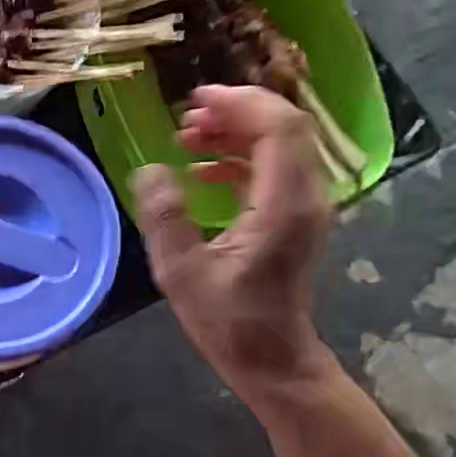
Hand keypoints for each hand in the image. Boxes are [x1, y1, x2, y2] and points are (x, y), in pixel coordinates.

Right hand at [133, 85, 332, 392]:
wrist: (270, 356)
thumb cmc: (225, 319)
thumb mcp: (181, 271)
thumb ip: (165, 217)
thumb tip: (150, 169)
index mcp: (283, 205)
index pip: (278, 129)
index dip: (239, 104)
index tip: (194, 99)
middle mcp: (305, 197)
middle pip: (284, 129)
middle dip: (235, 113)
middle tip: (183, 119)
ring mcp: (303, 207)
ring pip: (279, 146)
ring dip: (235, 133)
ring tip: (186, 138)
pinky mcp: (292, 217)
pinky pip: (272, 169)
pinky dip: (238, 157)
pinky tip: (202, 169)